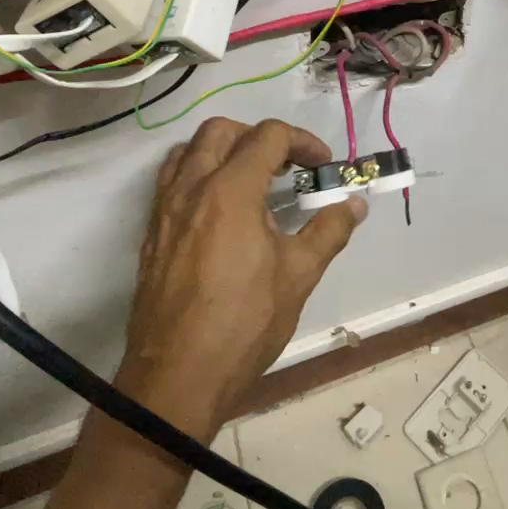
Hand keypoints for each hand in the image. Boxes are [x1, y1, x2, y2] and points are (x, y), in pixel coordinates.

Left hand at [115, 117, 365, 437]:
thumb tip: (355, 204)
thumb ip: (328, 230)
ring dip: (223, 150)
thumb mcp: (299, 276)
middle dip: (259, 137)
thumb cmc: (244, 323)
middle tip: (287, 166)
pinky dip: (198, 175)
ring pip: (189, 150)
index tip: (322, 166)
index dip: (303, 141)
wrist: (176, 378)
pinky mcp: (152, 234)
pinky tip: (222, 211)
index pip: (268, 137)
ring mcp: (165, 210)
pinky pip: (172, 181)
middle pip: (221, 130)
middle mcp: (192, 189)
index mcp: (231, 192)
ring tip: (252, 181)